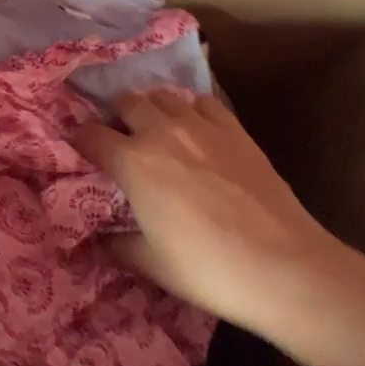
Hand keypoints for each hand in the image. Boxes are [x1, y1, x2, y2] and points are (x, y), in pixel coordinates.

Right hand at [73, 88, 350, 331]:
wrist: (286, 268)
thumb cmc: (210, 270)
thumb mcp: (152, 266)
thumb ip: (117, 245)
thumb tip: (98, 238)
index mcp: (132, 163)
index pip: (89, 134)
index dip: (78, 139)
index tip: (79, 149)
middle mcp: (160, 132)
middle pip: (125, 102)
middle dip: (116, 117)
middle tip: (121, 140)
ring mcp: (200, 125)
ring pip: (162, 95)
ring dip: (152, 109)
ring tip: (157, 130)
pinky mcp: (234, 129)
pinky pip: (202, 101)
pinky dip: (191, 110)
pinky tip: (197, 130)